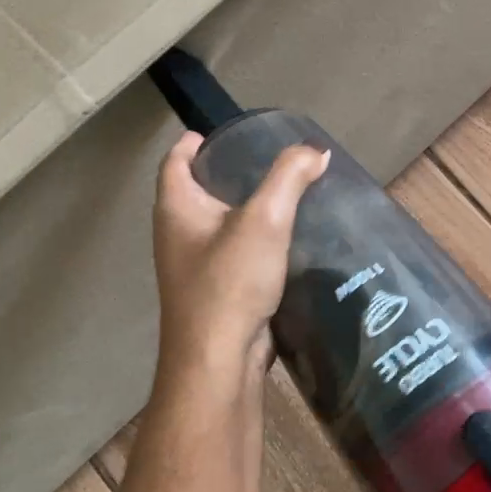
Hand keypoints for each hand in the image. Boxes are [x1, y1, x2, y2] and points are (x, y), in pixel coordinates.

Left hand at [152, 131, 329, 399]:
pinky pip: (234, 255)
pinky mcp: (216, 293)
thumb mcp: (266, 220)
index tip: (220, 133)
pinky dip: (255, 242)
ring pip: (217, 227)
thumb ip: (290, 178)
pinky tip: (287, 244)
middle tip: (265, 161)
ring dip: (244, 211)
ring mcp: (194, 268)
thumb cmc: (231, 282)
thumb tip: (314, 151)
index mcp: (177, 210)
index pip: (176, 162)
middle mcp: (177, 236)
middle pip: (196, 193)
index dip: (194, 144)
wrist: (219, 357)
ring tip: (285, 198)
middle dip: (225, 174)